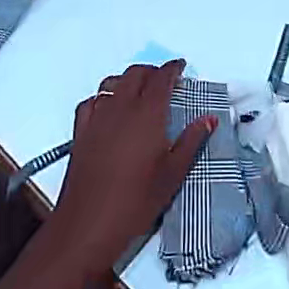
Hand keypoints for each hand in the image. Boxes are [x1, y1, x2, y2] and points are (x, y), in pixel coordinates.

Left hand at [47, 59, 213, 274]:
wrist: (90, 221)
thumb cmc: (137, 200)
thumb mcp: (173, 173)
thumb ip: (191, 141)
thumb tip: (208, 120)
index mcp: (148, 113)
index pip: (161, 78)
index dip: (172, 69)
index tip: (180, 67)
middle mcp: (121, 107)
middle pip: (135, 74)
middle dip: (151, 71)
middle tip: (164, 80)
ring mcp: (97, 117)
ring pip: (111, 83)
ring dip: (127, 80)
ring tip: (138, 90)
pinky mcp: (80, 130)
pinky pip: (91, 102)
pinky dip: (102, 98)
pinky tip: (108, 108)